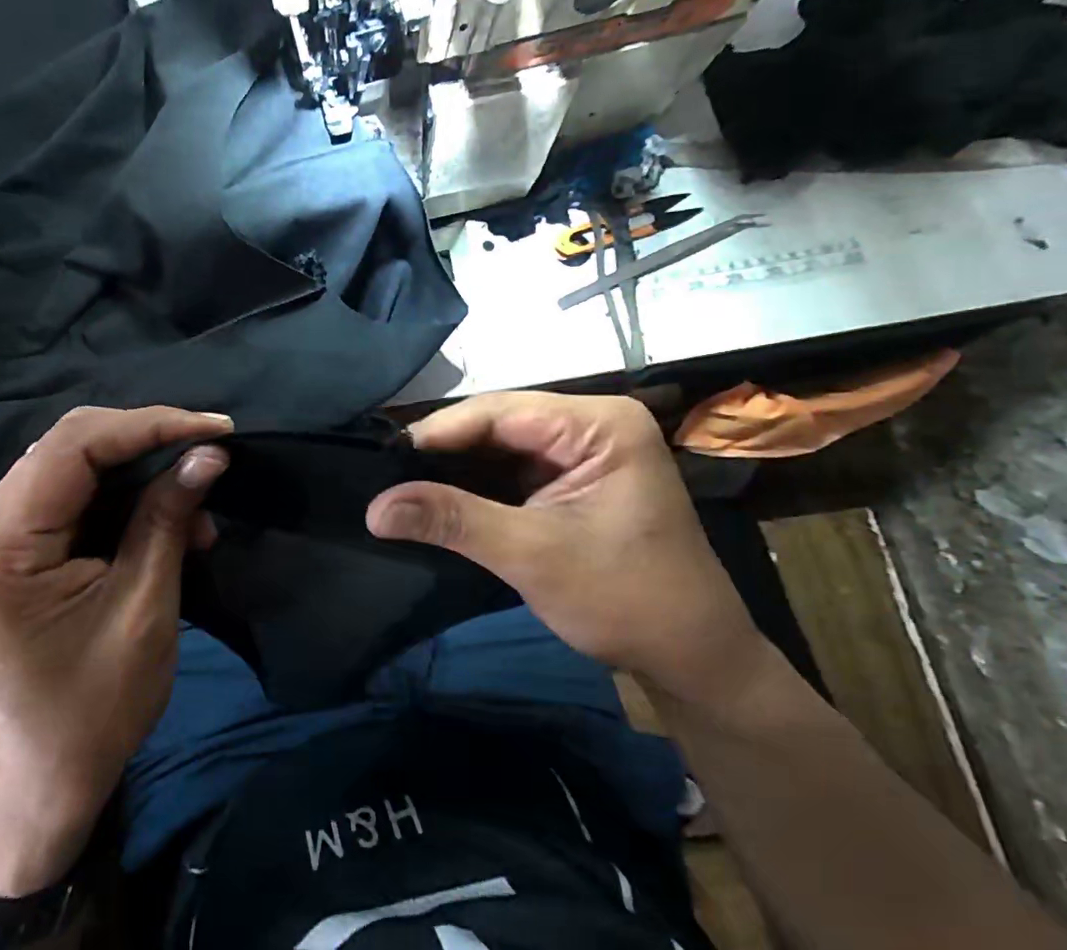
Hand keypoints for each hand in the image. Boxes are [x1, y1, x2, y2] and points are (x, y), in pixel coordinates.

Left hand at [0, 405, 231, 895]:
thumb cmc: (95, 709)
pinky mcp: (10, 556)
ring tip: (198, 515)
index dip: (151, 426)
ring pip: (76, 472)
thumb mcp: (144, 608)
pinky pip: (72, 504)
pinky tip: (168, 531)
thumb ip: (167, 520)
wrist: (48, 784)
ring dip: (142, 481)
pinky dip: (125, 507)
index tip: (218, 429)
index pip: (73, 446)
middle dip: (149, 446)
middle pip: (70, 449)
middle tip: (212, 457)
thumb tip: (210, 454)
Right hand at [366, 392, 765, 700]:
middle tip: (385, 476)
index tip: (383, 460)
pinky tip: (440, 499)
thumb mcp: (532, 555)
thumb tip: (374, 508)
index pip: (501, 411)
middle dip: (445, 452)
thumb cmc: (626, 598)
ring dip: (458, 471)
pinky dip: (479, 489)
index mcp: (601, 423)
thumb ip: (453, 521)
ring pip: (504, 449)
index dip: (439, 433)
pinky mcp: (577, 481)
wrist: (692, 655)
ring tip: (401, 486)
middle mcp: (594, 425)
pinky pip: (516, 473)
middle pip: (501, 425)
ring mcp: (586, 453)